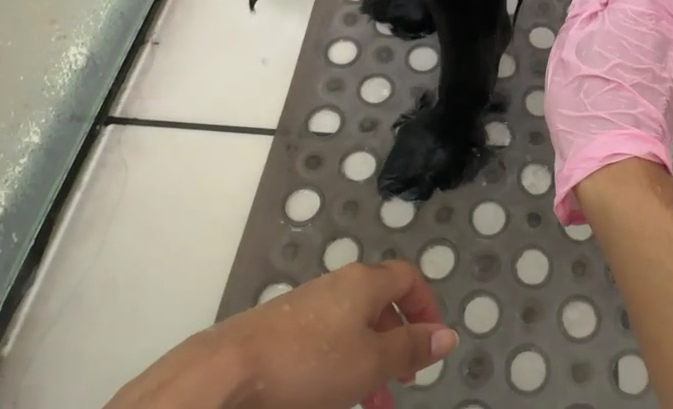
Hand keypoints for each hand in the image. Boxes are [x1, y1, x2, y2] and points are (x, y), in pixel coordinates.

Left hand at [103, 259, 457, 408]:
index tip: (432, 345)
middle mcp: (337, 286)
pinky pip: (325, 345)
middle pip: (379, 305)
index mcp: (363, 283)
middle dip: (396, 344)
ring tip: (374, 406)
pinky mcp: (280, 332)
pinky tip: (333, 399)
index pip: (407, 278)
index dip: (425, 307)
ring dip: (369, 364)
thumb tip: (448, 334)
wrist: (225, 372)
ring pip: (351, 331)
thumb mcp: (370, 361)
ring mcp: (306, 308)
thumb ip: (410, 348)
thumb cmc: (309, 363)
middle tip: (404, 384)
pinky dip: (340, 369)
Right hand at [545, 0, 672, 224]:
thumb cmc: (586, 95)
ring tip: (607, 43)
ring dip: (637, 14)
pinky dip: (646, 41)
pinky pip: (664, 40)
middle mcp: (668, 20)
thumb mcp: (572, 38)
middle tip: (596, 12)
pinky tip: (622, 67)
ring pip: (661, 11)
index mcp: (641, 3)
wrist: (617, 160)